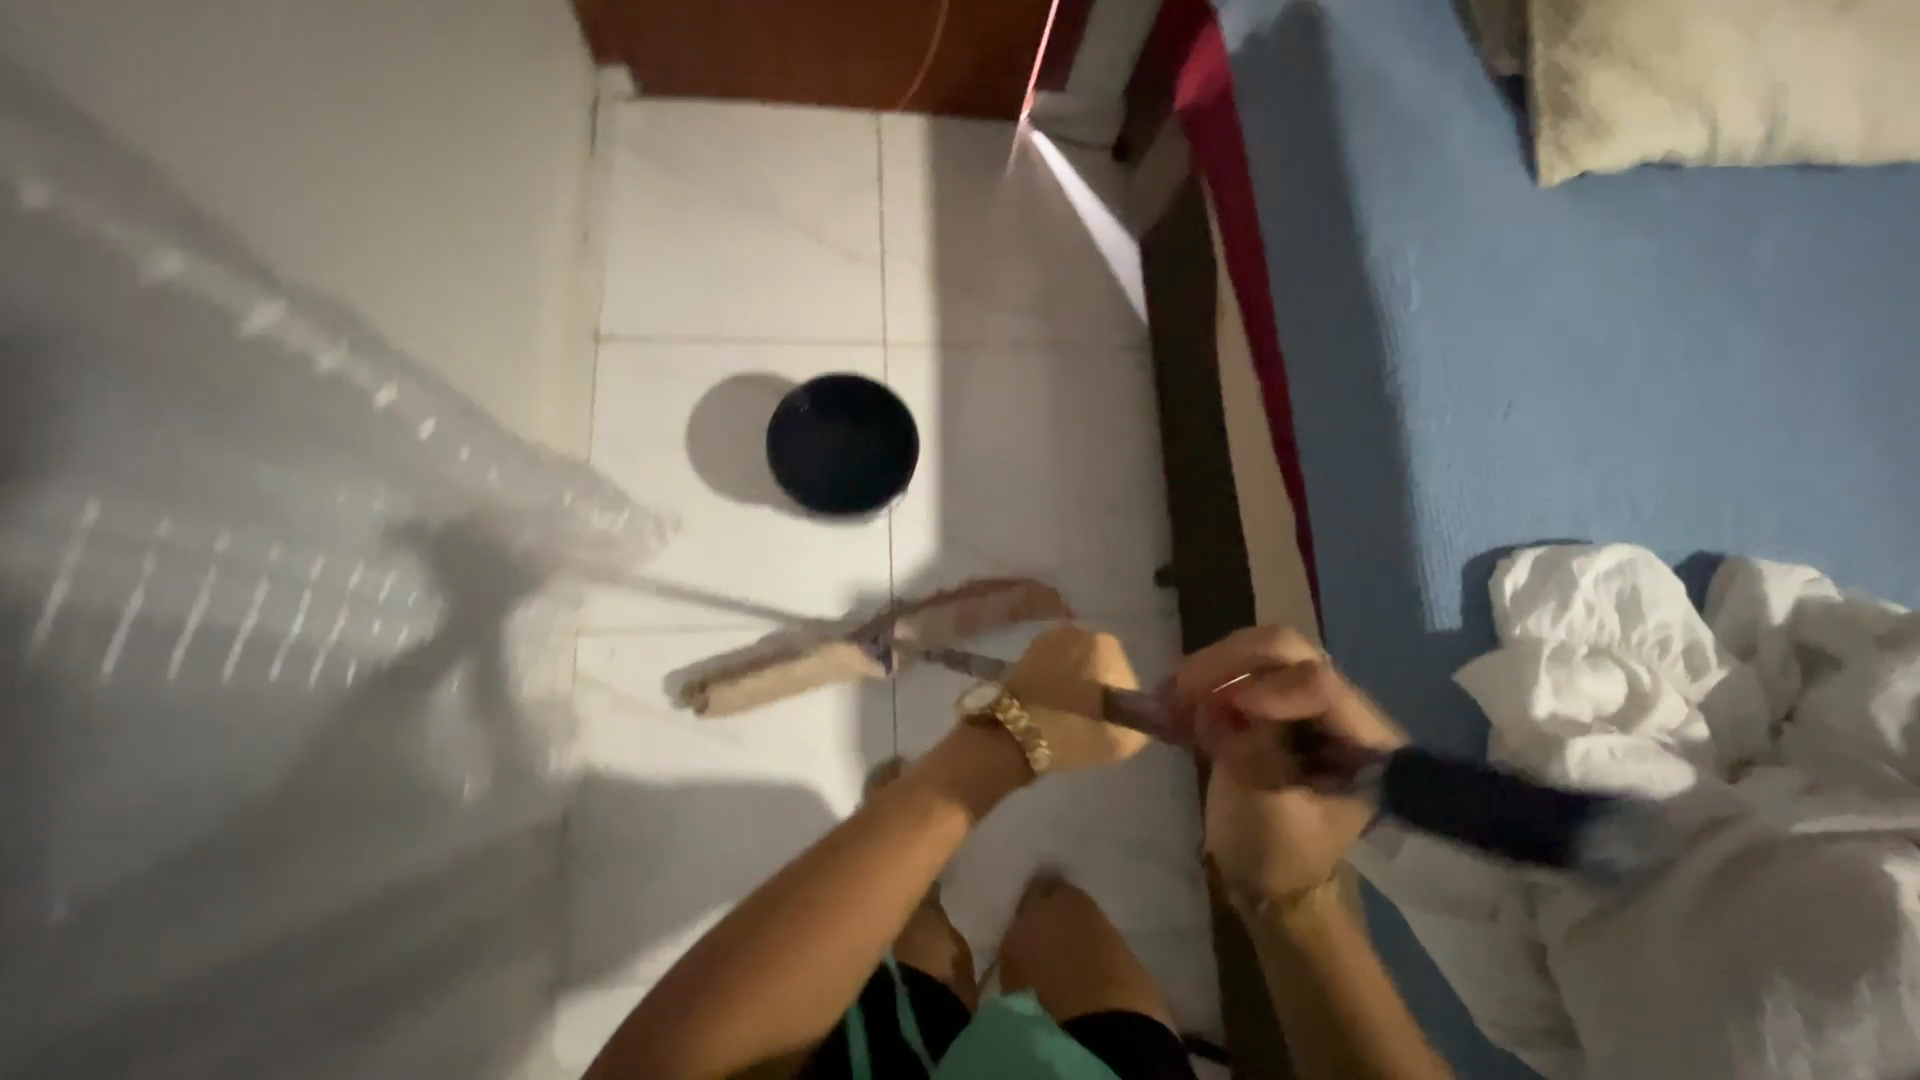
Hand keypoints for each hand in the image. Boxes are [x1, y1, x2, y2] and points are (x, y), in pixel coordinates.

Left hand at [996, 622, 1151, 773]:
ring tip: (1065, 710)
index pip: (1124, 673)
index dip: (1119, 698)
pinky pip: (1050, 666)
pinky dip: (1052, 679)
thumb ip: (1140, 717)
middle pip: (1097, 662)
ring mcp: (1048, 638)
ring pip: (1072, 663)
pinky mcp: (1024, 651)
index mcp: (1108, 645)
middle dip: (1095, 682)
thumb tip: (1130, 709)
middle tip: (1087, 715)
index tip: (1107, 719)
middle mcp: (1079, 631)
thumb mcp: (1129, 738)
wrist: (1016, 733)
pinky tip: (1049, 702)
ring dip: (1072, 680)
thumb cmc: (1077, 733)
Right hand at [1170, 626, 1402, 900]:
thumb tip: (1233, 699)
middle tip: (1180, 684)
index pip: (1322, 686)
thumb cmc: (1278, 854)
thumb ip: (1259, 749)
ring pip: (1258, 653)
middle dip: (1229, 663)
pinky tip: (1172, 702)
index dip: (1272, 689)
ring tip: (1169, 695)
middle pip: (1288, 652)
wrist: (1266, 879)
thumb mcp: (1269, 809)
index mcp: (1366, 740)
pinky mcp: (1271, 703)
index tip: (1229, 710)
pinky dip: (1202, 682)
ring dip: (1209, 669)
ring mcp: (1304, 701)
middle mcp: (1341, 707)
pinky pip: (1236, 672)